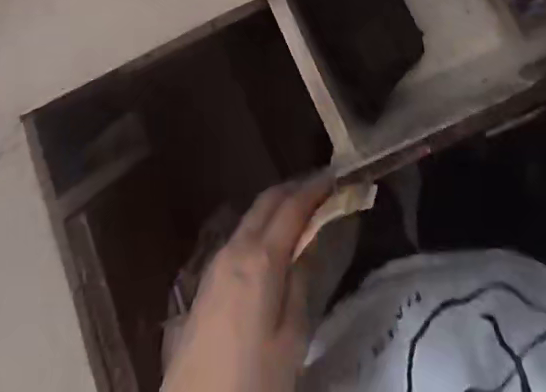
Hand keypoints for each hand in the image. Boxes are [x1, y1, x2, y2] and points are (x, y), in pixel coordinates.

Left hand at [162, 176, 333, 391]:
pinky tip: (276, 240)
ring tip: (306, 209)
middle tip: (325, 186)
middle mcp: (235, 248)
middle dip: (296, 188)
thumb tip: (310, 245)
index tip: (338, 175)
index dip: (316, 187)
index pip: (292, 206)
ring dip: (278, 206)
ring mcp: (215, 263)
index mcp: (260, 258)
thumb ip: (302, 284)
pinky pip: (240, 236)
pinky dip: (263, 225)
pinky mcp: (206, 282)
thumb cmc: (251, 379)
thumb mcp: (291, 339)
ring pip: (251, 217)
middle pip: (267, 202)